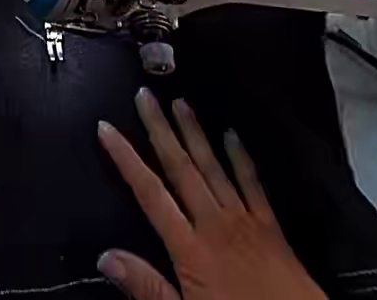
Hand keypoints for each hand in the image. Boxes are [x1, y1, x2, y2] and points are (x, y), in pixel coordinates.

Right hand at [97, 89, 325, 299]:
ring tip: (180, 102)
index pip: (149, 194)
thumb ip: (147, 287)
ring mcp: (243, 219)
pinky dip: (240, 157)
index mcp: (190, 248)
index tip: (107, 129)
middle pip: (180, 167)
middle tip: (145, 96)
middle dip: (159, 129)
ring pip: (213, 165)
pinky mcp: (270, 226)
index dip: (125, 158)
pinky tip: (231, 134)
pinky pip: (252, 183)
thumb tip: (106, 256)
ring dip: (194, 132)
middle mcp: (213, 223)